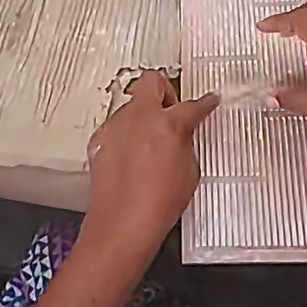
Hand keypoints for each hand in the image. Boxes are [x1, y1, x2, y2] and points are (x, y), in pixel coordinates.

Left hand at [81, 71, 217, 254]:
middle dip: (165, 90)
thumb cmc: (156, 205)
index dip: (204, 103)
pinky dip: (125, 135)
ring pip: (130, 106)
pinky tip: (131, 157)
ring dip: (142, 116)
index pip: (192, 105)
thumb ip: (186, 143)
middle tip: (171, 109)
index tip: (207, 101)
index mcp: (168, 124)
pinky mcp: (99, 141)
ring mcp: (115, 128)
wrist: (123, 224)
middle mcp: (139, 118)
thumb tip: (183, 135)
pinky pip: (115, 128)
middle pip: (151, 82)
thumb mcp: (189, 173)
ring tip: (149, 143)